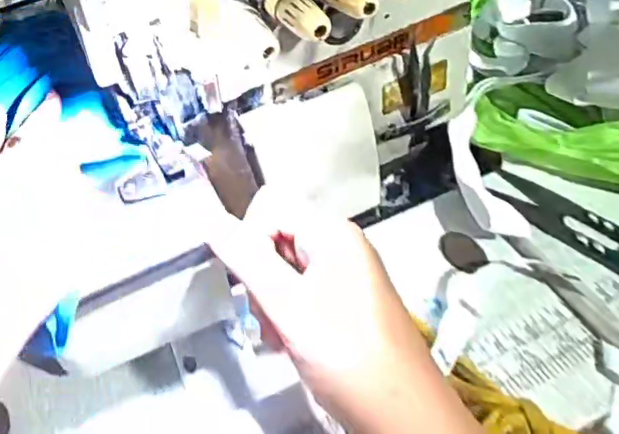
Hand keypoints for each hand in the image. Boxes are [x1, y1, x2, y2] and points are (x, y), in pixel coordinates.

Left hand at [0, 93, 96, 433]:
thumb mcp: (77, 236)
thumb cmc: (31, 272)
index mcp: (30, 168)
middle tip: (40, 98)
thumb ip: (85, 204)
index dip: (54, 114)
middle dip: (31, 116)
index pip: (46, 130)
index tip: (59, 98)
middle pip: (16, 133)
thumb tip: (94, 187)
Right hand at [206, 189, 481, 433]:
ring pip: (287, 268)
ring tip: (283, 336)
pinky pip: (303, 293)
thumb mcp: (288, 306)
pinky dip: (290, 316)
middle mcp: (341, 244)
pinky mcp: (346, 302)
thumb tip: (213, 222)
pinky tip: (295, 344)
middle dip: (262, 277)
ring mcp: (346, 273)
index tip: (248, 279)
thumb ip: (248, 260)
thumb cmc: (355, 360)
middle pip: (277, 236)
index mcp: (332, 231)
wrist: (404, 416)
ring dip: (273, 301)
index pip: (270, 205)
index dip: (249, 239)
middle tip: (268, 315)